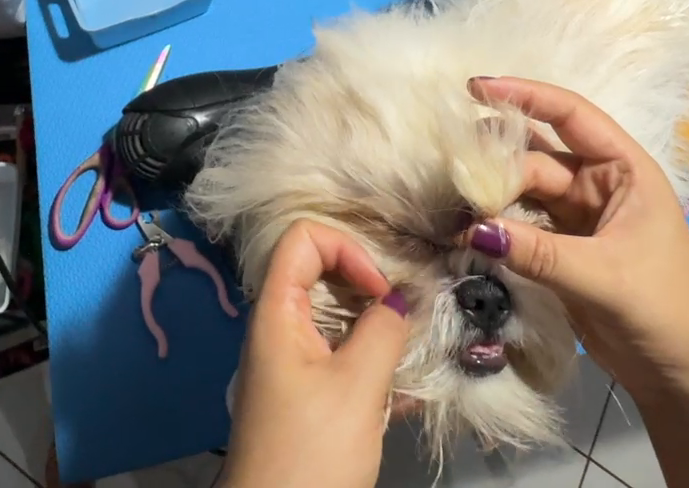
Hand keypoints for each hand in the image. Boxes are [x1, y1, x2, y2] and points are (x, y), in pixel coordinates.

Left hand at [220, 220, 410, 487]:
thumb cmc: (311, 451)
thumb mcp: (356, 388)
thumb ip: (383, 332)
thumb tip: (402, 298)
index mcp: (277, 311)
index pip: (304, 237)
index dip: (346, 249)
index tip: (380, 291)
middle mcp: (278, 325)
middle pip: (320, 271)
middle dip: (368, 286)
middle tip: (404, 317)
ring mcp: (289, 359)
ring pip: (335, 316)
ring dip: (375, 327)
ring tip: (411, 351)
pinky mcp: (304, 392)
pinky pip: (339, 354)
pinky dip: (371, 360)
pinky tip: (407, 390)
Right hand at [460, 76, 688, 403]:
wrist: (686, 382)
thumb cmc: (667, 312)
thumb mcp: (605, 277)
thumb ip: (538, 252)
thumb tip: (473, 229)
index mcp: (624, 170)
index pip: (570, 114)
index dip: (524, 95)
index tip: (475, 88)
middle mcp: (597, 183)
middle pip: (534, 157)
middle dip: (496, 164)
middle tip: (455, 181)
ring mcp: (576, 216)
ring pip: (522, 188)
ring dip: (489, 193)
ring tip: (451, 200)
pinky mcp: (559, 247)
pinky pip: (518, 223)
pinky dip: (493, 224)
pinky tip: (464, 227)